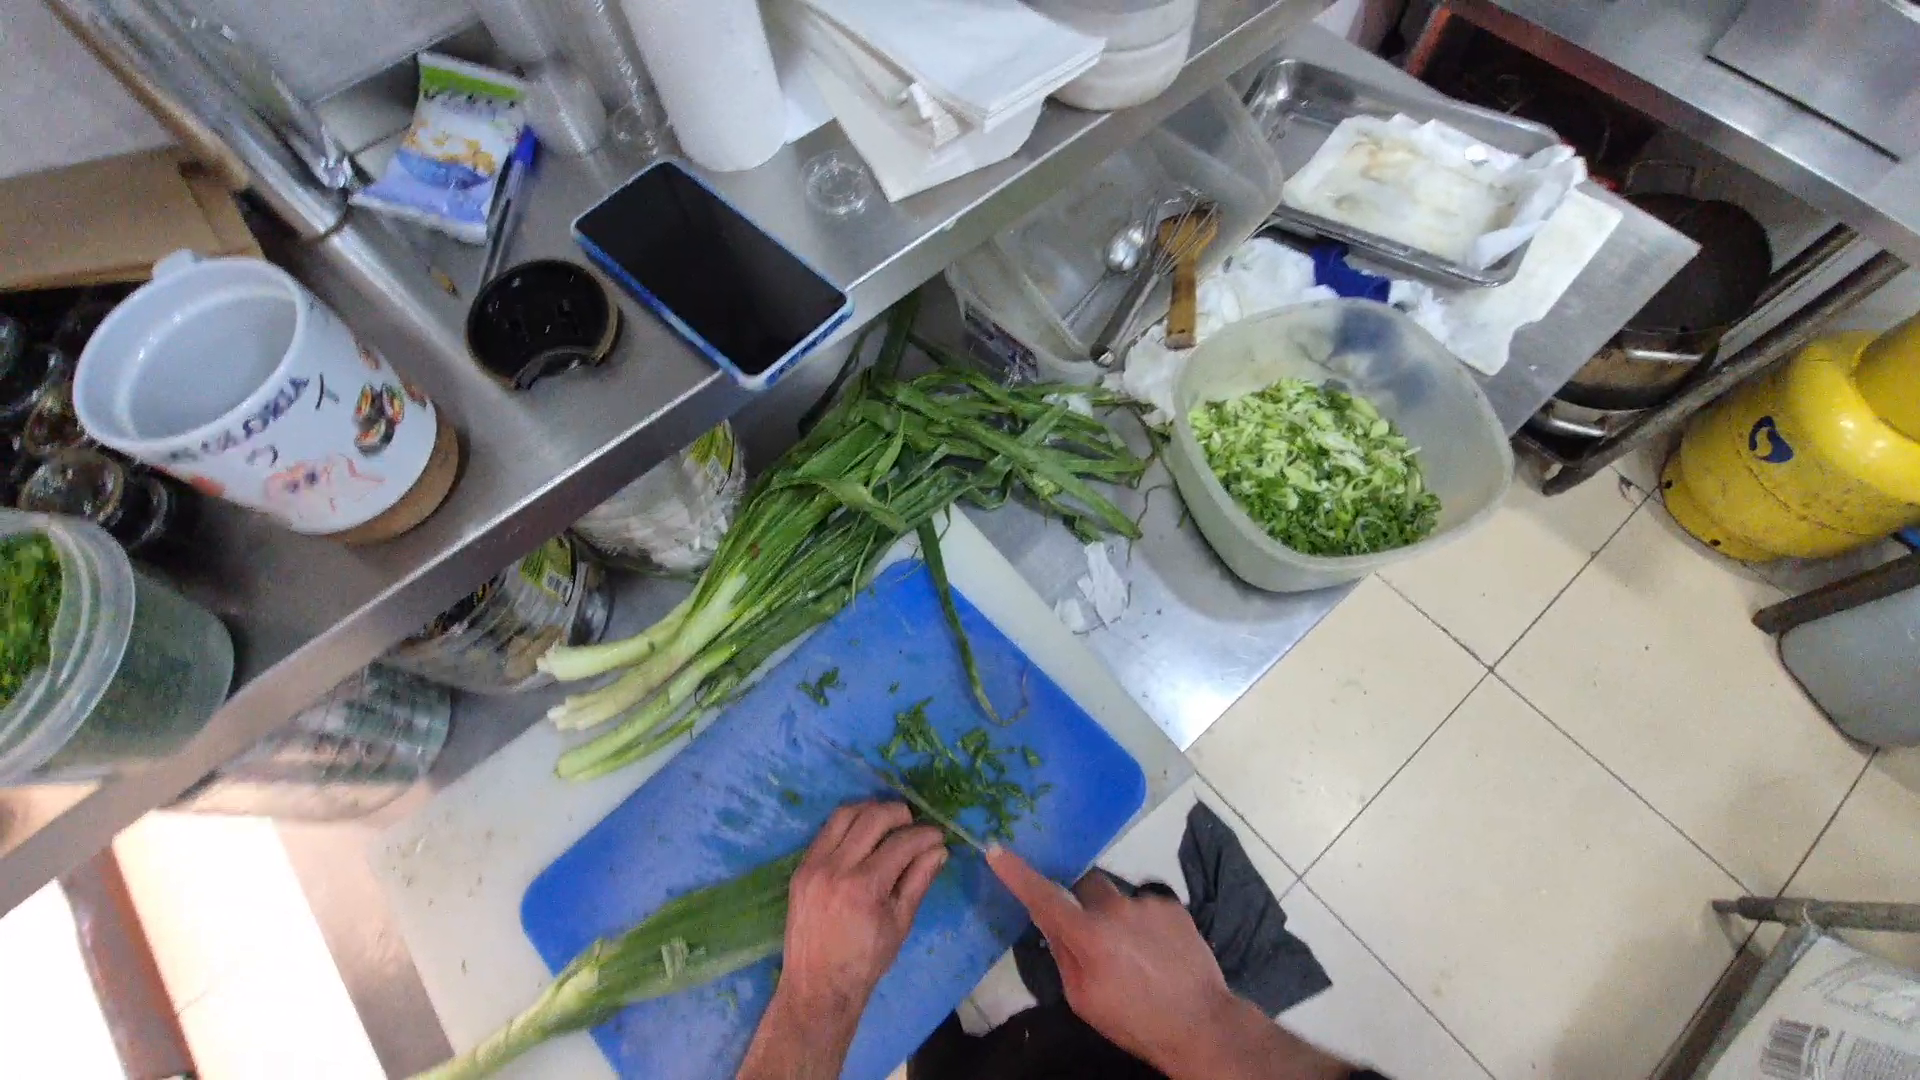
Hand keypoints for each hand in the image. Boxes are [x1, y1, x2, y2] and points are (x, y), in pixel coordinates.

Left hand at [779, 800, 947, 1016]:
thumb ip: (918, 880)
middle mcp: (836, 869)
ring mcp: (814, 866)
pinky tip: (863, 832)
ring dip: (871, 810)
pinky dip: (848, 824)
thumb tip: (939, 849)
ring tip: (888, 820)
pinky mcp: (801, 868)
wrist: (817, 988)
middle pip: (872, 818)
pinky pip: (826, 831)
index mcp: (864, 887)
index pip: (901, 843)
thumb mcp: (900, 923)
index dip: (925, 835)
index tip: (938, 835)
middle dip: (899, 813)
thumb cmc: (865, 961)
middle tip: (914, 822)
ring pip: (844, 814)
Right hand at [988, 847, 1235, 1069]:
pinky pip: (1145, 907)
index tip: (996, 850)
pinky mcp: (1172, 905)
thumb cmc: (1135, 1020)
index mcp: (1088, 935)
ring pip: (1117, 899)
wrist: (1202, 1025)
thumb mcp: (1084, 998)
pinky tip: (1157, 953)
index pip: (1043, 896)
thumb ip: (1063, 953)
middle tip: (1093, 937)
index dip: (1016, 873)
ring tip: (1136, 956)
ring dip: (1118, 919)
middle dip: (1083, 904)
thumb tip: (1051, 921)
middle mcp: (1114, 908)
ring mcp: (1146, 903)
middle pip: (1085, 887)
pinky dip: (1145, 925)